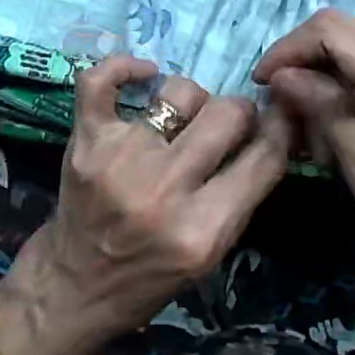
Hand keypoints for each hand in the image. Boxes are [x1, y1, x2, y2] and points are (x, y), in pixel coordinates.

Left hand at [0, 56, 291, 354]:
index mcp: (204, 230)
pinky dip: (124, 68)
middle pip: (227, 114)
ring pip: (179, 92)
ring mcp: (121, 159)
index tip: (279, 113)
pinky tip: (143, 75)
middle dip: (237, 113)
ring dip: (190, 100)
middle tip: (224, 125)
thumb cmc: (148, 276)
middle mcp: (164, 190)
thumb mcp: (210, 253)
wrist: (73, 286)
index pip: (264, 158)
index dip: (281, 126)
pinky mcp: (85, 141)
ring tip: (180, 117)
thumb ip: (239, 194)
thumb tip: (268, 128)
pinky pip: (102, 80)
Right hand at [253, 9, 354, 304]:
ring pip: (352, 39)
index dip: (287, 48)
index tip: (262, 84)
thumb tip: (283, 76)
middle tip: (281, 105)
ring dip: (320, 69)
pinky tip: (338, 116)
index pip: (331, 31)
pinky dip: (342, 76)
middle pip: (339, 26)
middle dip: (299, 58)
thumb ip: (328, 118)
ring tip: (309, 120)